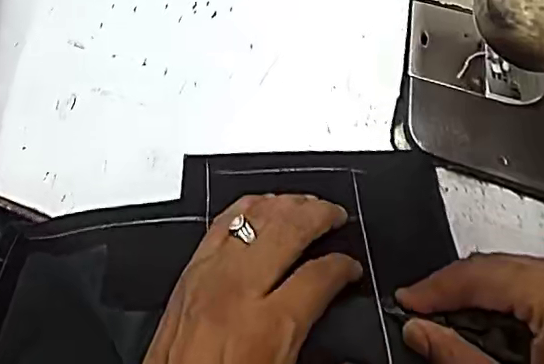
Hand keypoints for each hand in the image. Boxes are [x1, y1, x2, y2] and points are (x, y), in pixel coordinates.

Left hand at [143, 195, 363, 363]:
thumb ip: (305, 341)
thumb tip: (328, 321)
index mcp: (266, 327)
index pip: (316, 278)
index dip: (341, 267)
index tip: (351, 266)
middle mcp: (238, 289)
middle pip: (287, 230)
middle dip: (318, 215)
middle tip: (336, 214)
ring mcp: (212, 270)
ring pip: (255, 216)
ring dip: (285, 203)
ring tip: (306, 203)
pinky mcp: (192, 267)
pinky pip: (222, 220)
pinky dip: (247, 206)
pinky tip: (261, 203)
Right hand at [398, 254, 543, 363]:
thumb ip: (462, 355)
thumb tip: (419, 330)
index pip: (473, 273)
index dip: (432, 290)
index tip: (407, 304)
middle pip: (492, 273)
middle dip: (460, 301)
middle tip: (428, 324)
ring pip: (513, 282)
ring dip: (486, 309)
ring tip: (465, 339)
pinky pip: (539, 294)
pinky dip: (514, 315)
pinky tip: (503, 343)